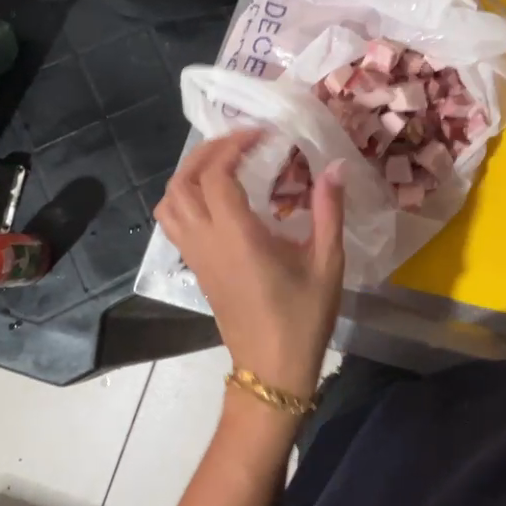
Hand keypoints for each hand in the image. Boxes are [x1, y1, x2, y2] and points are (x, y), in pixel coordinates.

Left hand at [155, 129, 344, 399]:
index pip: (216, 176)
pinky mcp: (196, 268)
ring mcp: (196, 256)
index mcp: (237, 237)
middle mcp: (207, 242)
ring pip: (170, 202)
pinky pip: (175, 222)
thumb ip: (329, 210)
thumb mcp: (327, 262)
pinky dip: (187, 196)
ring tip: (225, 162)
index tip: (263, 133)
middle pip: (183, 182)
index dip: (234, 146)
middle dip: (207, 151)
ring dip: (191, 173)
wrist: (271, 371)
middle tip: (242, 140)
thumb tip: (335, 165)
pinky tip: (220, 196)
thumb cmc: (303, 317)